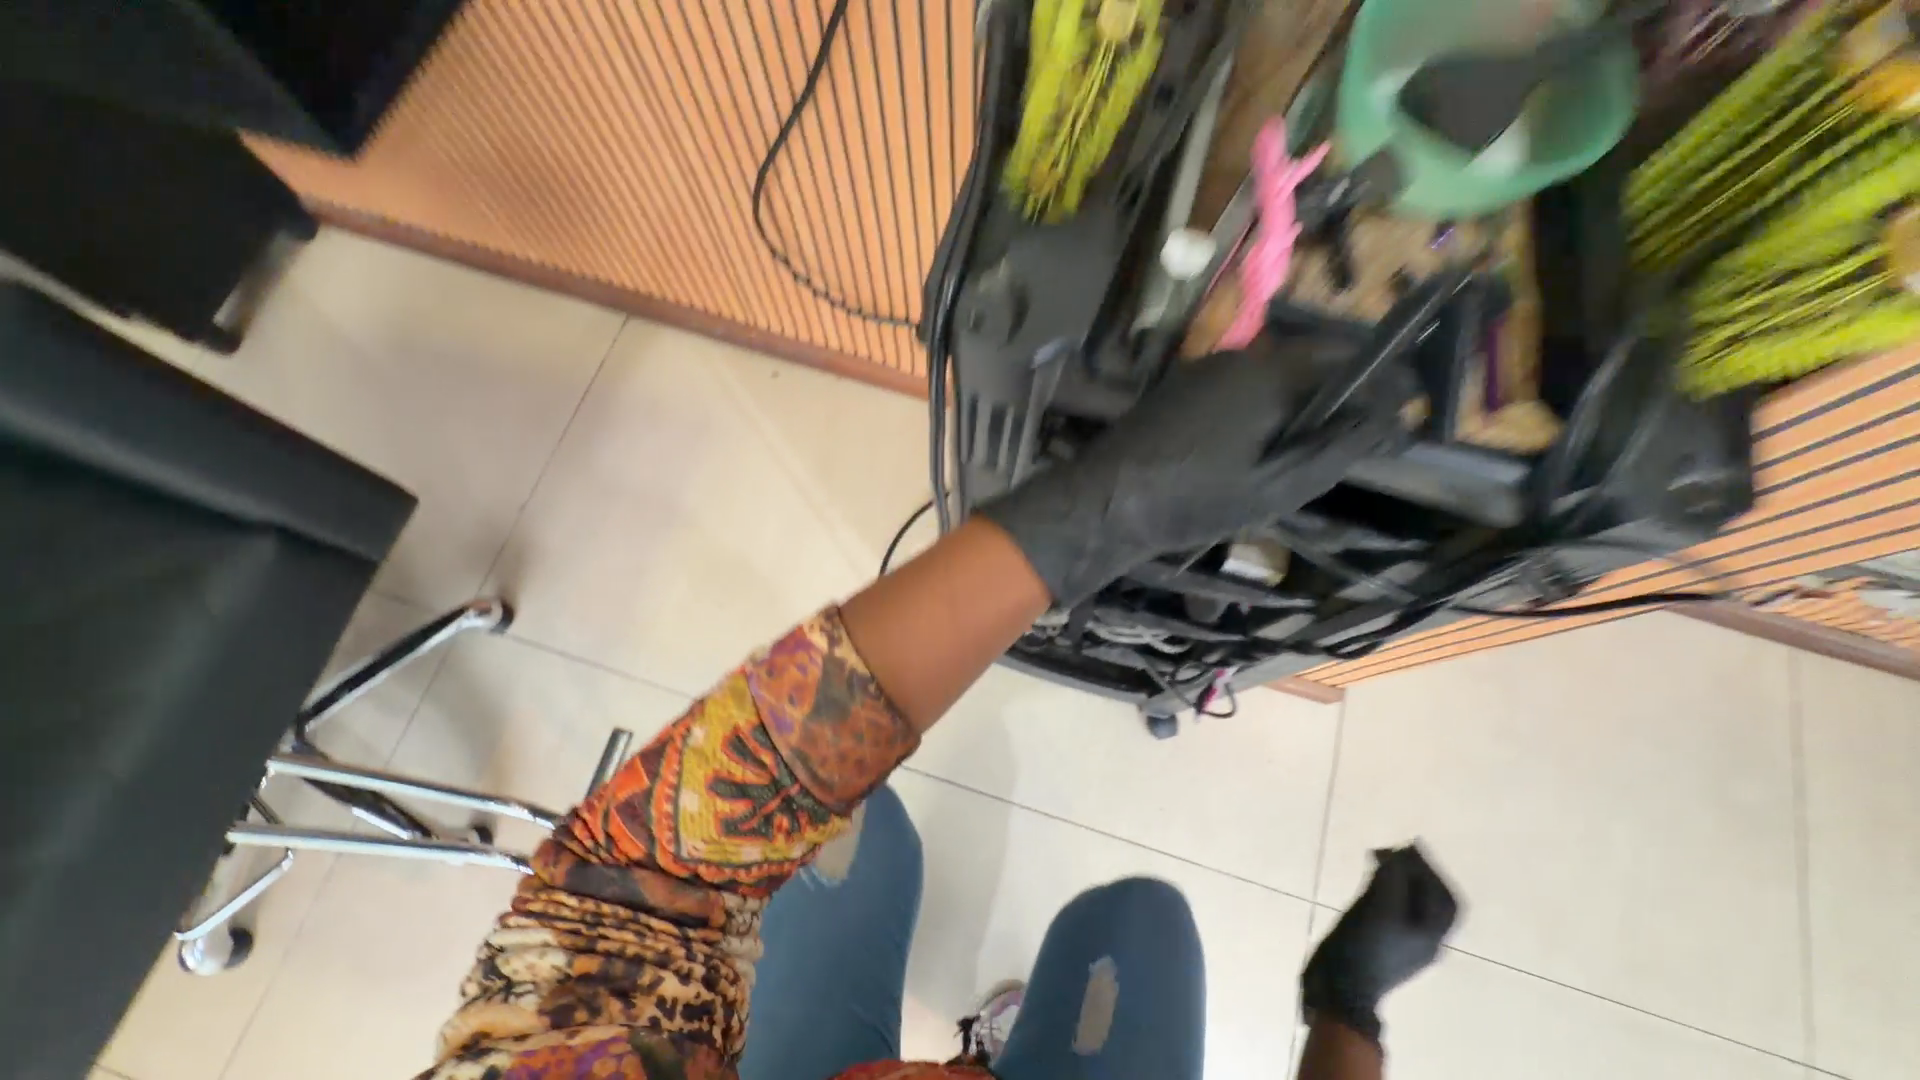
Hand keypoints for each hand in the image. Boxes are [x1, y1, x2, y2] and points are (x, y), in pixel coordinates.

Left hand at [974, 338, 1398, 606]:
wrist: (1105, 502)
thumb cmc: (1195, 499)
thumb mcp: (1278, 484)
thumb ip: (1338, 447)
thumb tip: (1389, 422)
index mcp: (1269, 374)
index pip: (1345, 360)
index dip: (1379, 383)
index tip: (1402, 411)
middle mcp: (1236, 359)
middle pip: (1306, 367)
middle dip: (1335, 399)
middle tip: (1351, 442)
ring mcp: (1201, 372)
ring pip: (1269, 380)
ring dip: (1294, 408)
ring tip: (1300, 456)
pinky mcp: (1178, 392)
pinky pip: (1236, 392)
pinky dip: (1258, 414)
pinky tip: (1250, 454)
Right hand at [1301, 844, 1459, 1045]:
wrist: (1341, 989)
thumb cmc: (1363, 949)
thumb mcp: (1379, 909)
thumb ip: (1390, 879)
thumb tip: (1394, 855)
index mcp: (1431, 935)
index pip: (1445, 896)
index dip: (1431, 868)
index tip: (1409, 843)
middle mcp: (1424, 940)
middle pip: (1432, 901)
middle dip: (1417, 873)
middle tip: (1396, 850)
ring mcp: (1403, 944)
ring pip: (1412, 906)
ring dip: (1400, 880)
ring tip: (1379, 860)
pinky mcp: (1382, 945)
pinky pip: (1393, 913)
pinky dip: (1386, 892)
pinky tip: (1370, 882)